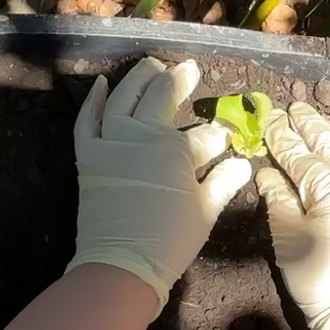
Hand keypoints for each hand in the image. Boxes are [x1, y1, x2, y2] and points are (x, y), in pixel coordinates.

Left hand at [69, 57, 252, 316]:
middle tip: (188, 68)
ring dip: (138, 78)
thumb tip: (242, 164)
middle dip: (177, 80)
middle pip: (160, 98)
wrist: (121, 265)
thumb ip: (224, 182)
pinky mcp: (88, 157)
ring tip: (151, 64)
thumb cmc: (170, 241)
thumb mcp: (206, 212)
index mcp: (175, 150)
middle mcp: (141, 136)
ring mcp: (110, 143)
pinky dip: (92, 101)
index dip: (215, 135)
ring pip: (122, 99)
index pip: (202, 135)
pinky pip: (87, 121)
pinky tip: (100, 84)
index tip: (223, 135)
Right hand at [256, 103, 329, 329]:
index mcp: (327, 186)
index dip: (280, 135)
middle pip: (325, 142)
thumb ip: (277, 198)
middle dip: (306, 123)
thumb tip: (266, 170)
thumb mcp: (288, 237)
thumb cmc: (315, 275)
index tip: (266, 116)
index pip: (298, 153)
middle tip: (290, 106)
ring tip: (315, 114)